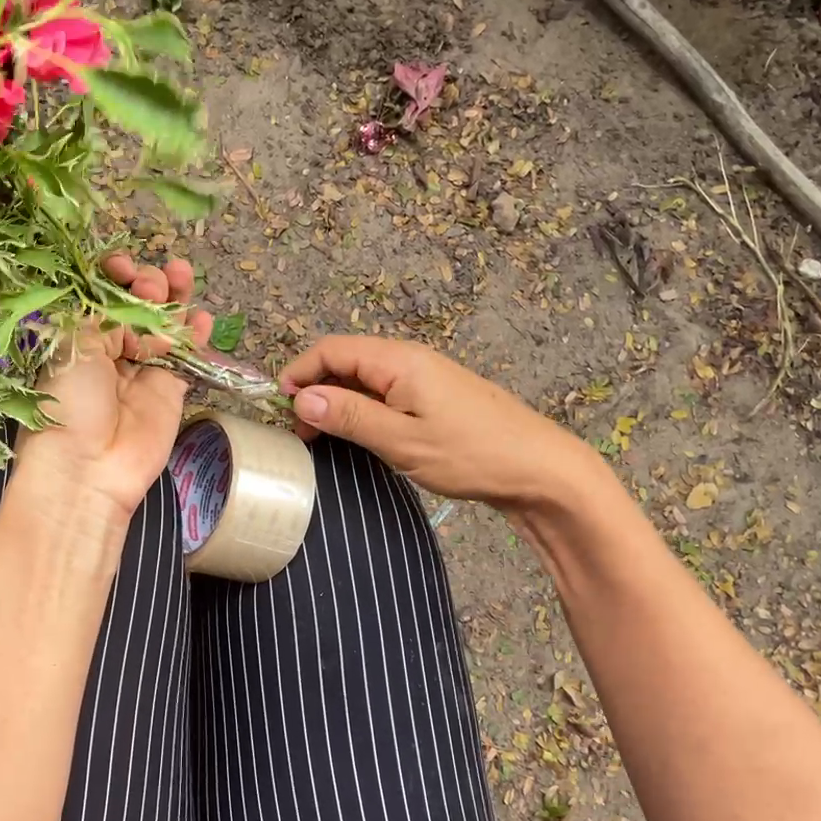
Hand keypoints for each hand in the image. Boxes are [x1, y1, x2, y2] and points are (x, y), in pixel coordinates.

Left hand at [11, 255, 213, 518]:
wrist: (88, 467)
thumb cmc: (68, 402)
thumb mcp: (75, 344)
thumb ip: (107, 312)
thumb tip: (135, 300)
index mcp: (77, 337)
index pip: (102, 294)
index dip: (115, 275)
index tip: (122, 266)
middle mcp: (108, 351)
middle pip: (137, 304)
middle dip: (147, 283)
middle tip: (149, 285)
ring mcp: (141, 370)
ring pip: (165, 323)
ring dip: (174, 296)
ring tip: (180, 276)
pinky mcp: (169, 389)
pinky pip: (187, 354)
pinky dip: (197, 333)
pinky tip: (201, 318)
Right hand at [279, 336, 606, 511]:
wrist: (540, 470)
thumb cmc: (471, 454)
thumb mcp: (401, 440)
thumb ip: (350, 417)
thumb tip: (303, 398)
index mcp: (400, 361)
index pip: (332, 350)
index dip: (299, 372)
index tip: (279, 407)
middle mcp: (409, 360)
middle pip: (344, 361)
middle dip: (313, 388)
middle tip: (298, 431)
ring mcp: (422, 379)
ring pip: (362, 379)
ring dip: (334, 402)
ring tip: (320, 438)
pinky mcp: (431, 398)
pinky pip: (381, 393)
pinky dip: (358, 410)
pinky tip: (355, 436)